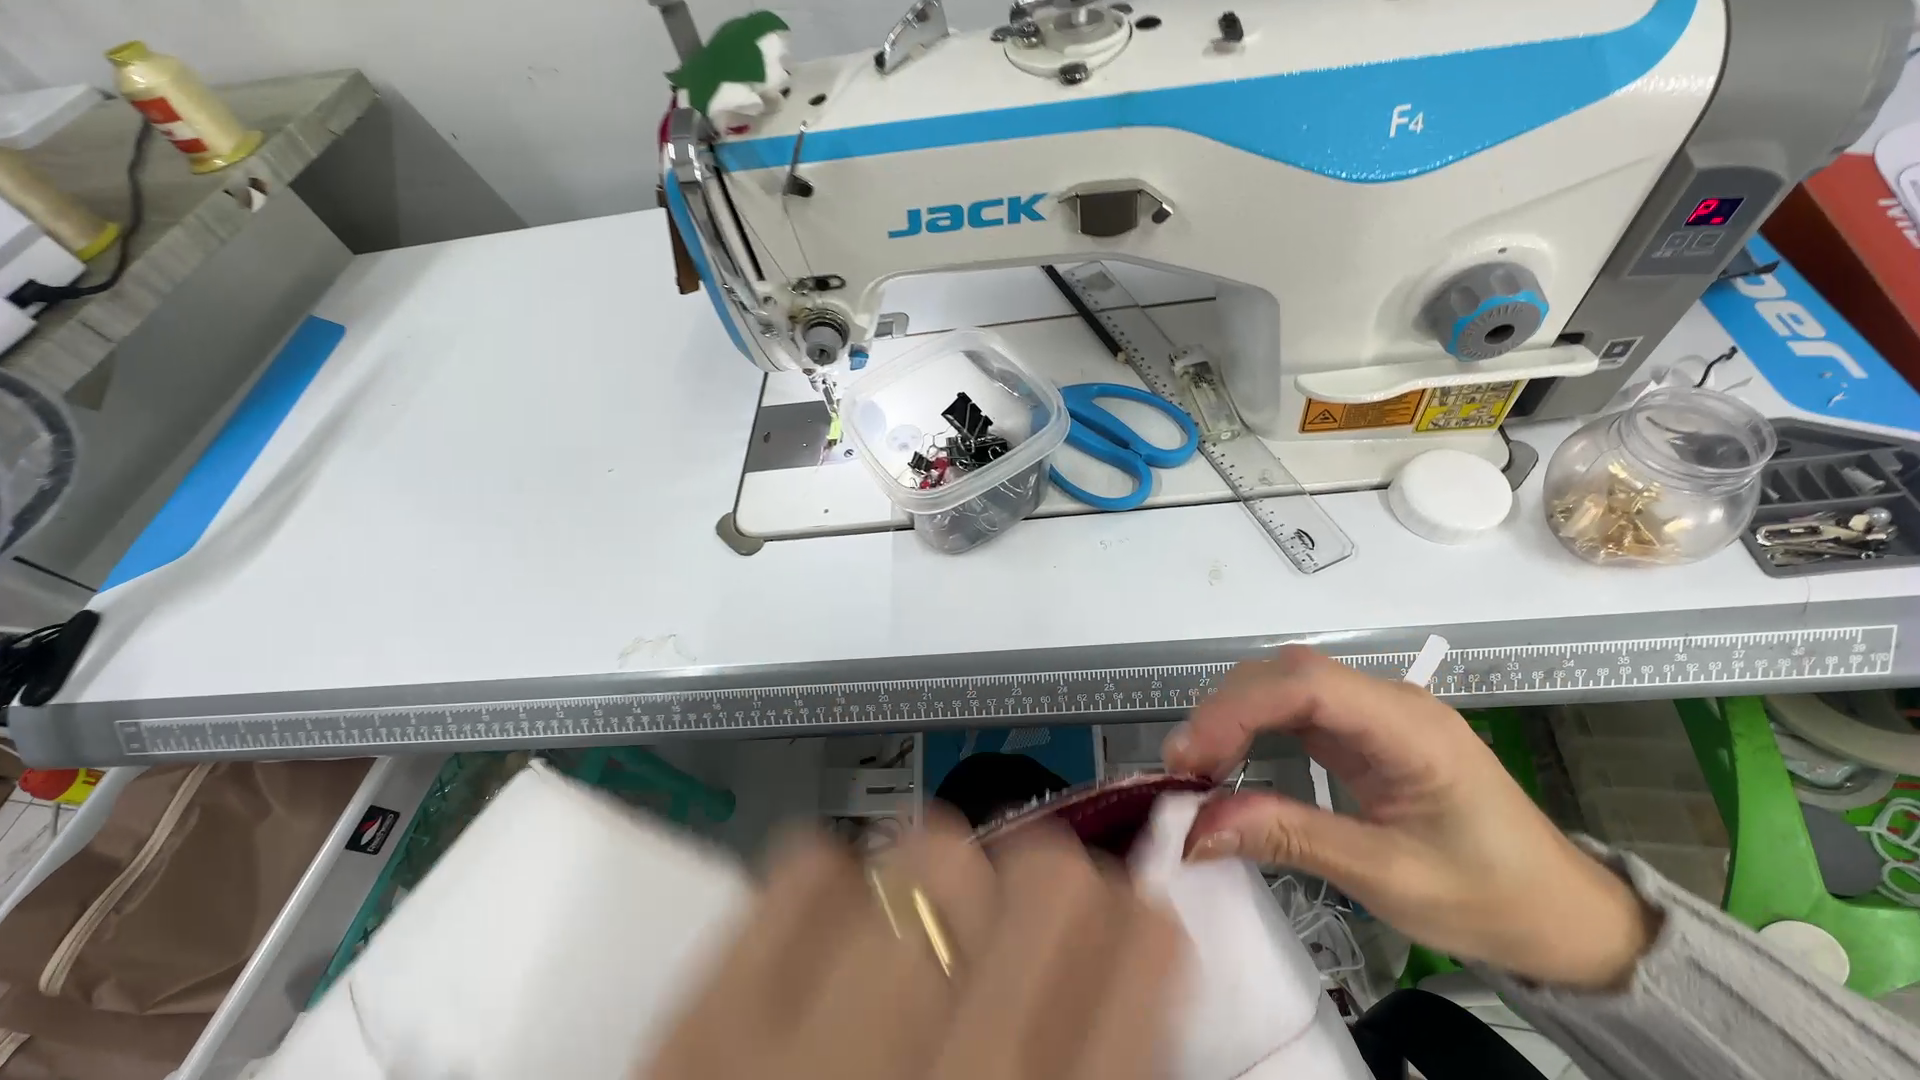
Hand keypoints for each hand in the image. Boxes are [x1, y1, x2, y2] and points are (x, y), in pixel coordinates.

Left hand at [639, 815, 1181, 1079]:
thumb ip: (1099, 1065)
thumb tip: (1123, 965)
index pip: (1144, 951)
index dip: (1139, 919)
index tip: (1125, 919)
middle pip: (1044, 877)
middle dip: (1049, 886)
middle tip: (1023, 918)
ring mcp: (808, 1049)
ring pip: (929, 850)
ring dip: (945, 873)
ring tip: (927, 921)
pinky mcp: (702, 1025)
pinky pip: (806, 869)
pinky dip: (837, 882)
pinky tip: (838, 934)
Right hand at [1163, 646, 1656, 989]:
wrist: (1561, 916)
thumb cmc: (1488, 898)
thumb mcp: (1387, 876)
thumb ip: (1291, 838)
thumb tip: (1197, 825)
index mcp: (1410, 728)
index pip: (1306, 685)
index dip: (1236, 710)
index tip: (1188, 759)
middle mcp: (1392, 704)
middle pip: (1290, 673)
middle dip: (1226, 710)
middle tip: (1182, 768)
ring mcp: (1379, 716)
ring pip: (1287, 685)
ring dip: (1234, 716)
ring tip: (1196, 766)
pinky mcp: (1367, 736)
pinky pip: (1298, 713)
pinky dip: (1254, 730)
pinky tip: (1231, 760)